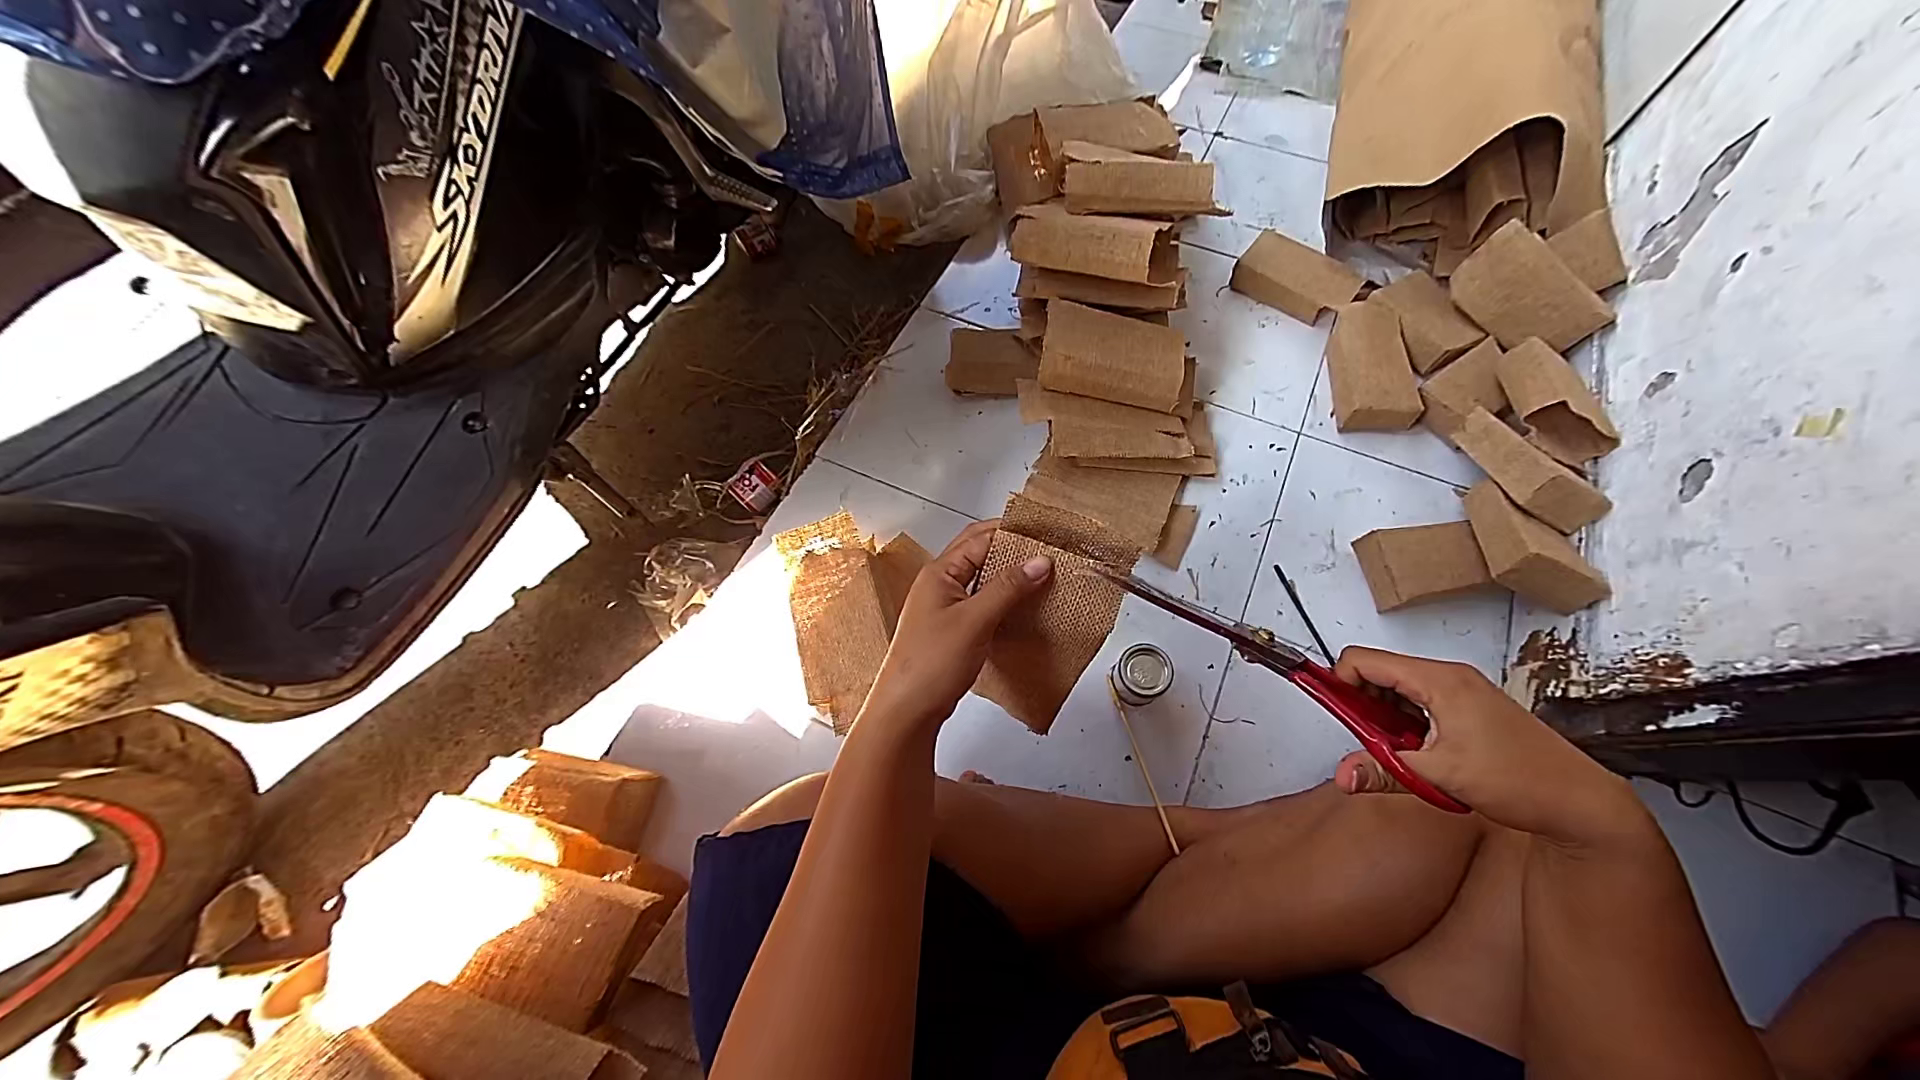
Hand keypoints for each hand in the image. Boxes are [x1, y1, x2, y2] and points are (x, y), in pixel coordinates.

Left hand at [857, 520, 1050, 733]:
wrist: (907, 710)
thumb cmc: (929, 665)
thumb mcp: (974, 621)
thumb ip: (1007, 588)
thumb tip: (1038, 561)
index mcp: (938, 573)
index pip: (980, 538)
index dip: (1012, 533)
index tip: (1044, 536)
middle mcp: (939, 585)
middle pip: (979, 554)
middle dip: (1011, 550)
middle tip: (1045, 553)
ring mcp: (944, 607)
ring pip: (982, 580)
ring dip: (1009, 576)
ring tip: (1041, 578)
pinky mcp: (952, 629)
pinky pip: (981, 603)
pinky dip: (1003, 601)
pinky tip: (1022, 608)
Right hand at [1330, 647, 1649, 847]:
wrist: (1584, 806)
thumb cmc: (1526, 782)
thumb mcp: (1440, 777)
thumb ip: (1381, 771)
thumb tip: (1343, 775)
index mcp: (1440, 680)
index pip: (1364, 660)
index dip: (1341, 682)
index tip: (1334, 709)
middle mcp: (1449, 677)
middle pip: (1378, 672)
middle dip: (1361, 704)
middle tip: (1365, 738)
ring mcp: (1461, 691)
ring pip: (1397, 690)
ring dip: (1384, 717)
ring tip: (1397, 751)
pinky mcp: (1468, 708)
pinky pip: (1418, 703)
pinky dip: (1405, 724)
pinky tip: (1418, 753)